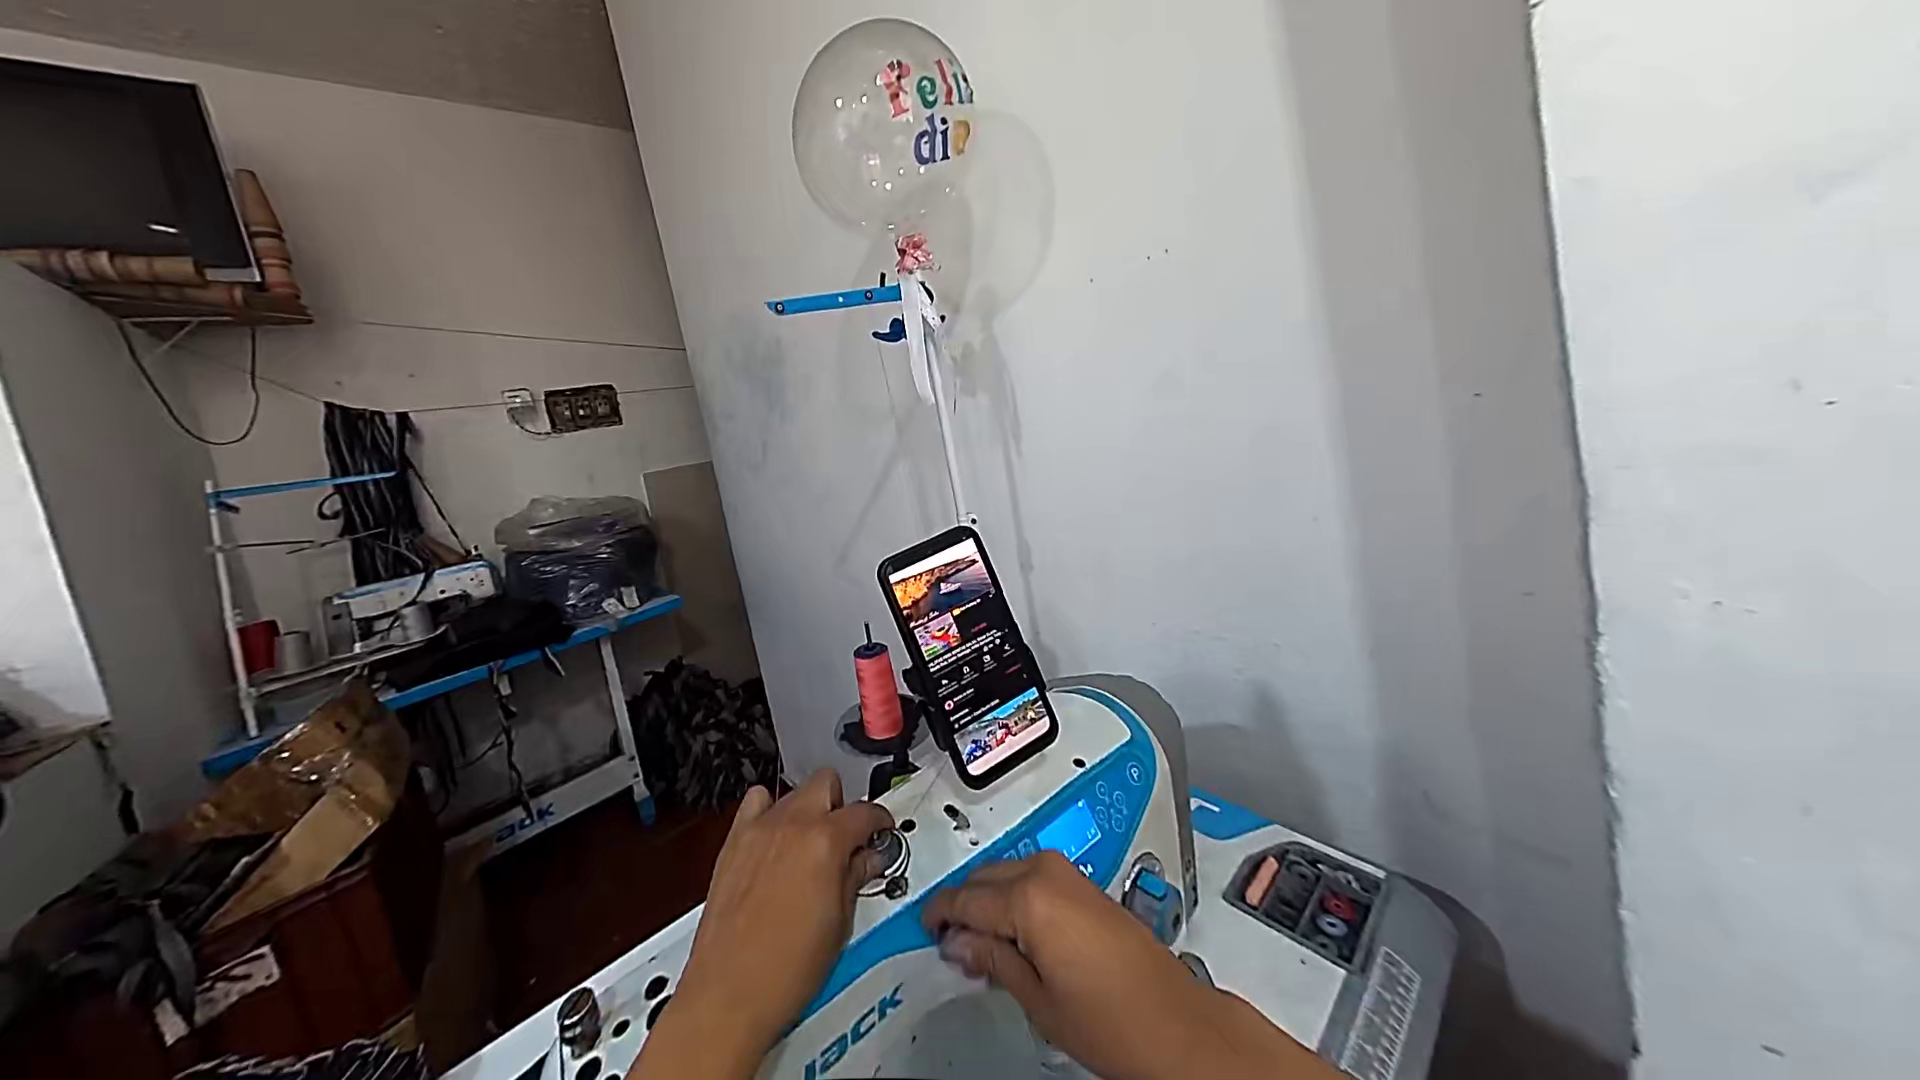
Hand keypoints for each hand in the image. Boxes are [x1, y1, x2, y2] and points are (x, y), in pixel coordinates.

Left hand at [632, 771, 892, 1079]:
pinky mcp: (734, 843)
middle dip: (842, 804)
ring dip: (808, 808)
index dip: (880, 821)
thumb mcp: (840, 923)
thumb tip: (866, 859)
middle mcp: (792, 824)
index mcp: (826, 841)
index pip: (865, 811)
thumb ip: (855, 877)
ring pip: (793, 791)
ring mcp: (759, 830)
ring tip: (812, 841)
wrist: (728, 995)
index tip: (880, 832)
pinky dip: (769, 811)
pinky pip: (755, 804)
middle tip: (848, 836)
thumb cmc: (784, 970)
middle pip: (827, 782)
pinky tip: (777, 839)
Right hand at [923, 852, 1335, 1079]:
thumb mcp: (1036, 998)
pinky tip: (1011, 929)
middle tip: (951, 942)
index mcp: (1030, 898)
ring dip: (990, 899)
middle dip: (965, 905)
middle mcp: (1048, 873)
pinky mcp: (1083, 883)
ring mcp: (1068, 874)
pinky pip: (1033, 877)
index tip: (928, 927)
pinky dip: (1015, 895)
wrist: (1173, 1022)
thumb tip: (958, 942)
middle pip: (986, 877)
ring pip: (1008, 872)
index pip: (967, 898)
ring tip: (980, 943)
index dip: (942, 914)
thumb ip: (992, 958)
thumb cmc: (1111, 1019)